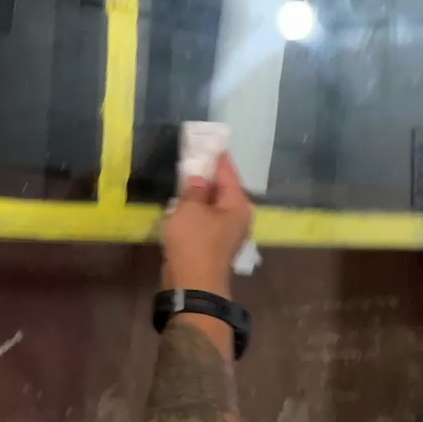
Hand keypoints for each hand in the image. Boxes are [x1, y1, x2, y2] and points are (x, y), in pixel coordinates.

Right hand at [161, 152, 253, 297]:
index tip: (210, 141)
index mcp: (237, 205)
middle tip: (193, 157)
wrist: (194, 280)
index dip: (217, 157)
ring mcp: (228, 230)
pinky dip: (198, 206)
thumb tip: (199, 179)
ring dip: (202, 191)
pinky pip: (207, 215)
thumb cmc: (194, 240)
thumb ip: (195, 190)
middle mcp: (238, 216)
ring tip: (186, 177)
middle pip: (224, 188)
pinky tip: (184, 203)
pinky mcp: (215, 241)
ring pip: (215, 203)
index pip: (228, 173)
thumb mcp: (189, 209)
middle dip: (209, 174)